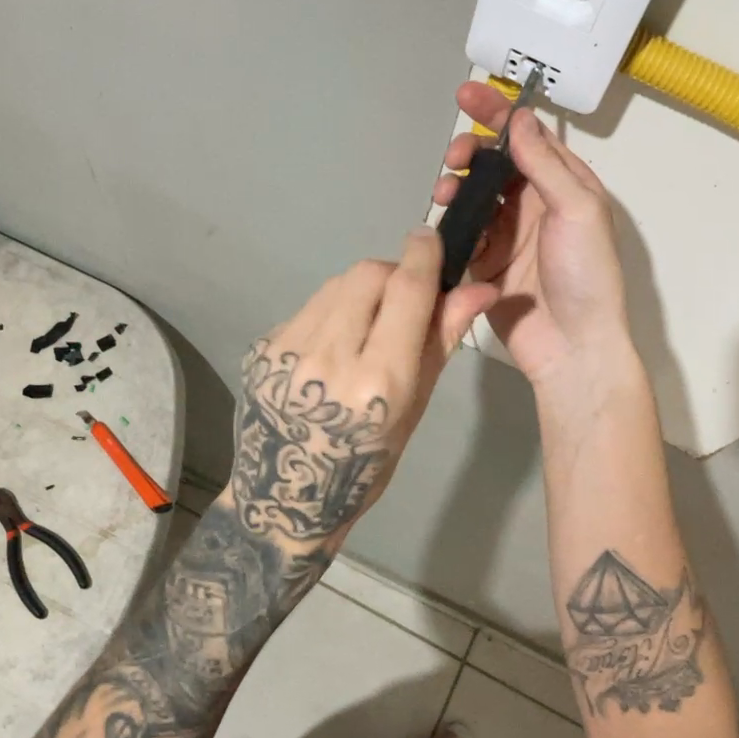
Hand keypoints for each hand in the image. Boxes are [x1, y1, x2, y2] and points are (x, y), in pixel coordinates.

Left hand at [229, 227, 496, 549]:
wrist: (281, 500)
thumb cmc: (362, 469)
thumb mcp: (411, 411)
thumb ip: (440, 342)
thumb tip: (477, 288)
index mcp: (378, 383)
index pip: (408, 292)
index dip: (424, 256)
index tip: (430, 237)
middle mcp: (329, 358)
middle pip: (368, 274)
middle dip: (393, 274)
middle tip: (404, 301)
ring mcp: (287, 350)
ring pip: (335, 284)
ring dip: (362, 291)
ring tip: (367, 328)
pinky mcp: (262, 348)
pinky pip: (309, 308)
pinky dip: (331, 314)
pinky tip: (333, 349)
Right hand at [435, 82, 631, 383]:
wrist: (571, 346)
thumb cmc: (585, 274)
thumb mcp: (576, 210)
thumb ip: (545, 165)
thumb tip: (519, 119)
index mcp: (565, 185)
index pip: (529, 137)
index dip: (498, 113)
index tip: (466, 95)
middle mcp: (535, 205)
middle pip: (495, 164)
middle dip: (470, 152)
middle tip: (454, 159)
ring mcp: (507, 236)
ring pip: (474, 196)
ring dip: (457, 185)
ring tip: (445, 192)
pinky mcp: (485, 265)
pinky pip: (463, 233)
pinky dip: (451, 222)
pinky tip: (444, 222)